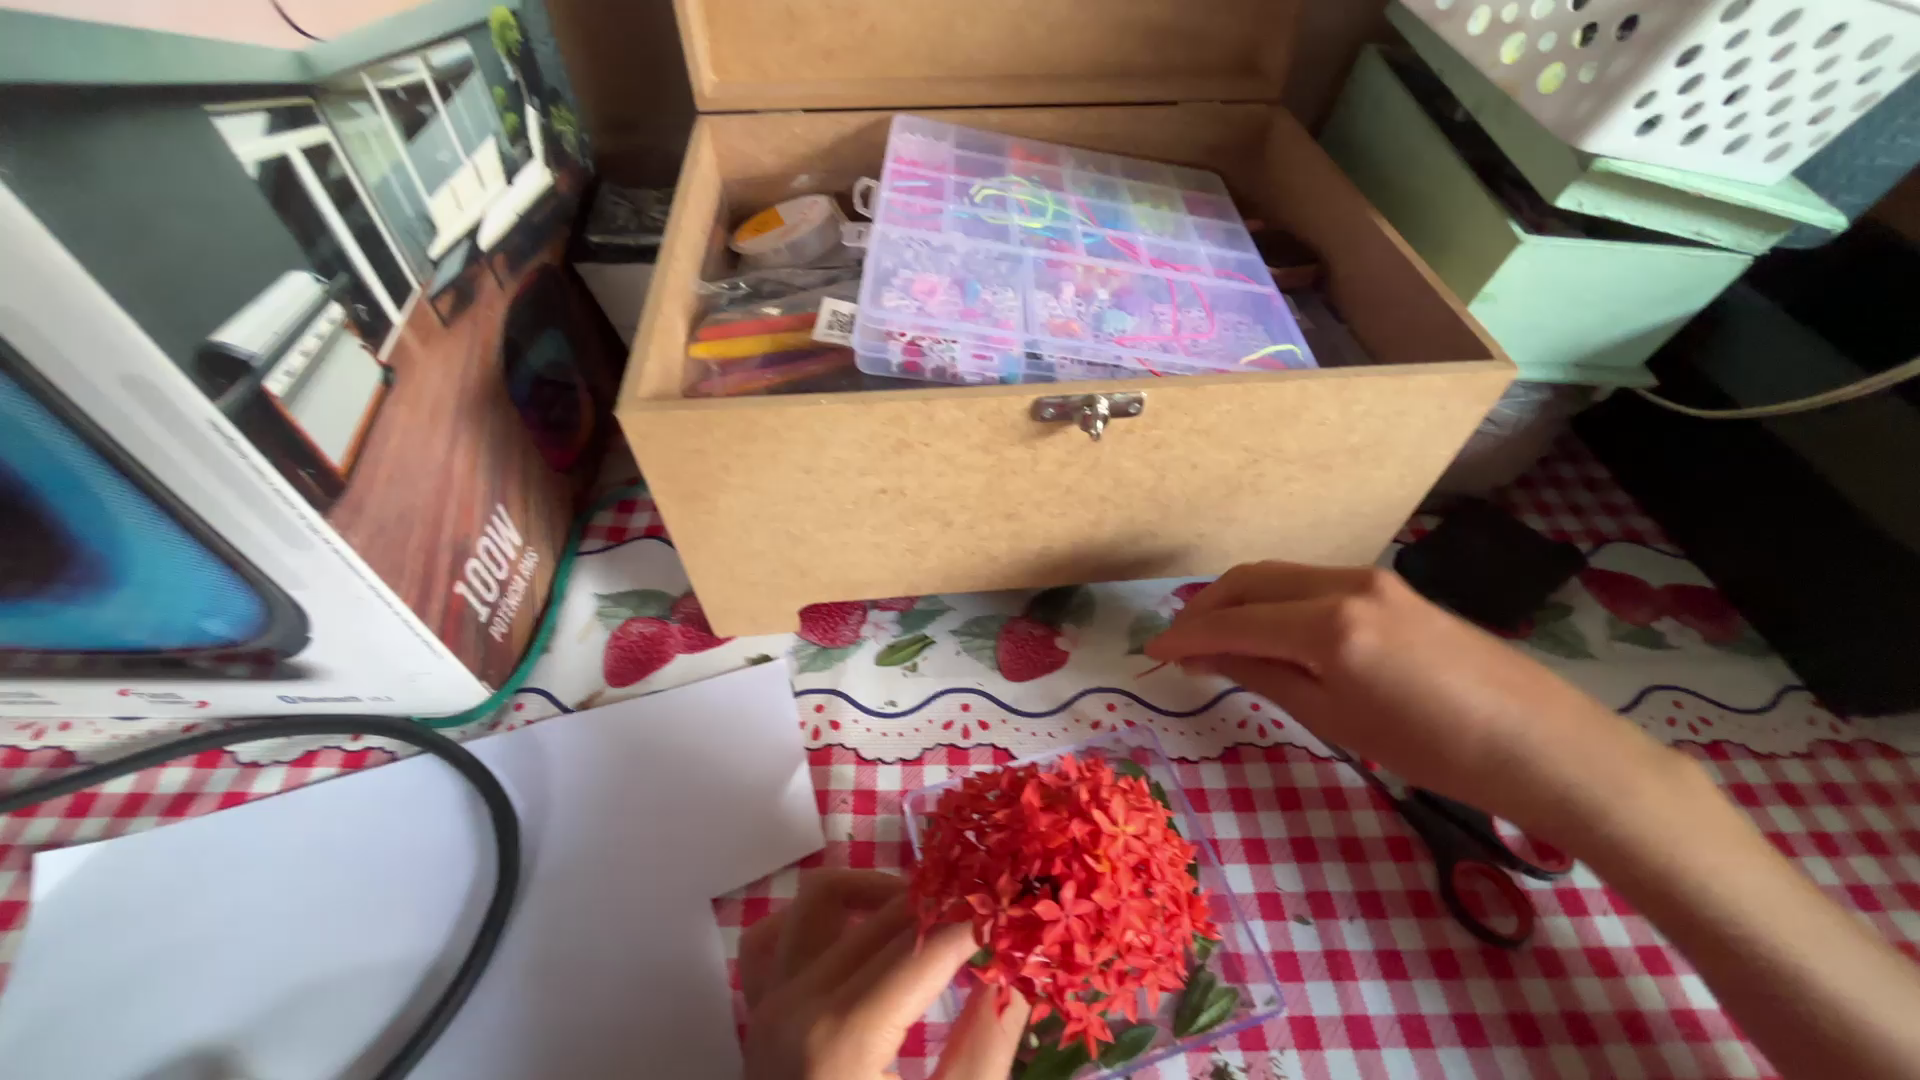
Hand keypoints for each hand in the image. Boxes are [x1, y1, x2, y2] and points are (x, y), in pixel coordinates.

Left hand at [741, 869, 1029, 1079]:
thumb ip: (988, 1043)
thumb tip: (1023, 967)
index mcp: (842, 1038)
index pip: (929, 944)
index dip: (982, 916)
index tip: (1023, 900)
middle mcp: (796, 1003)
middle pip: (886, 914)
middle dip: (947, 901)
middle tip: (994, 904)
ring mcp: (765, 1004)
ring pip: (823, 900)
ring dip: (882, 893)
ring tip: (933, 916)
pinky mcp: (755, 1015)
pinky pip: (777, 935)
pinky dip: (822, 918)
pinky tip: (865, 936)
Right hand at [1144, 561, 1667, 831]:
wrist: (1539, 744)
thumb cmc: (1431, 749)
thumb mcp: (1332, 717)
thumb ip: (1260, 675)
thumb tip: (1203, 655)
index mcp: (1327, 626)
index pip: (1233, 621)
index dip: (1186, 636)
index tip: (1152, 651)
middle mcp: (1343, 585)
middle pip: (1250, 580)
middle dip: (1204, 606)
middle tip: (1177, 641)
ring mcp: (1371, 578)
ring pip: (1279, 575)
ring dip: (1238, 599)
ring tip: (1213, 634)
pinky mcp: (1391, 585)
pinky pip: (1310, 581)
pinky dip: (1274, 599)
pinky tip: (1268, 627)